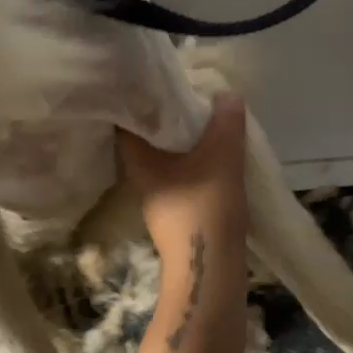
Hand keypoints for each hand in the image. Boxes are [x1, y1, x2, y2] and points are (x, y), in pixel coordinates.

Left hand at [118, 93, 250, 262]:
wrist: (210, 270)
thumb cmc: (205, 207)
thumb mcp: (222, 156)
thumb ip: (225, 122)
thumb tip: (226, 95)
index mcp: (137, 161)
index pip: (125, 121)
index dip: (138, 100)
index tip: (156, 83)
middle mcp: (140, 179)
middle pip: (147, 140)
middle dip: (165, 120)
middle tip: (187, 97)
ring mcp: (158, 200)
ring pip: (166, 161)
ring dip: (183, 144)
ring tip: (205, 123)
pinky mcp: (176, 216)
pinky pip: (181, 178)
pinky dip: (194, 165)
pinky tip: (214, 158)